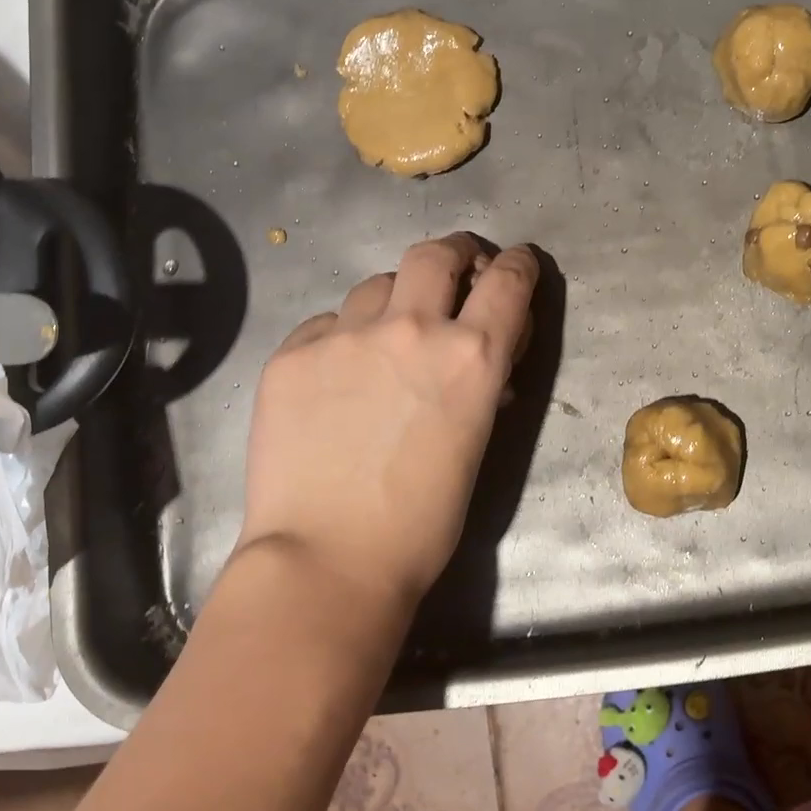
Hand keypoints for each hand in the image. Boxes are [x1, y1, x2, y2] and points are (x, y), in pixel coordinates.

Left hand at [237, 233, 539, 606]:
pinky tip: (342, 373)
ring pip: (377, 283)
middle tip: (459, 268)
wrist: (328, 557)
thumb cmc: (427, 515)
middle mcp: (413, 328)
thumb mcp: (481, 433)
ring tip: (392, 332)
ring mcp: (344, 337)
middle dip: (456, 252)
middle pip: (436, 254)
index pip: (510, 278)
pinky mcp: (290, 356)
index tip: (517, 263)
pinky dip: (345, 334)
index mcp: (475, 353)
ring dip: (397, 297)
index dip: (519, 263)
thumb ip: (485, 376)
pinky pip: (327, 323)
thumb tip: (483, 353)